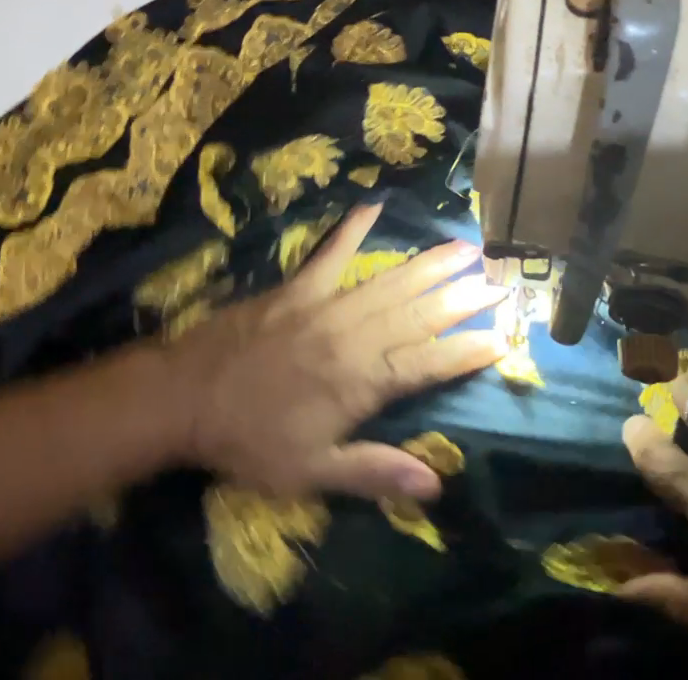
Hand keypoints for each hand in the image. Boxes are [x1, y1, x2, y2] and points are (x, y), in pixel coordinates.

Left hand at [166, 204, 508, 501]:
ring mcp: (322, 306)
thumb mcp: (310, 472)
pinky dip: (351, 229)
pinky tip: (374, 205)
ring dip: (428, 265)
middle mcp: (350, 336)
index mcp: (359, 382)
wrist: (183, 397)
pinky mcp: (294, 290)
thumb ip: (374, 472)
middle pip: (417, 314)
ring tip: (465, 247)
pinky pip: (329, 254)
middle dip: (462, 298)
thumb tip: (436, 482)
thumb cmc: (248, 440)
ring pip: (387, 281)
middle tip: (502, 280)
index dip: (467, 351)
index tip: (504, 336)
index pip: (427, 363)